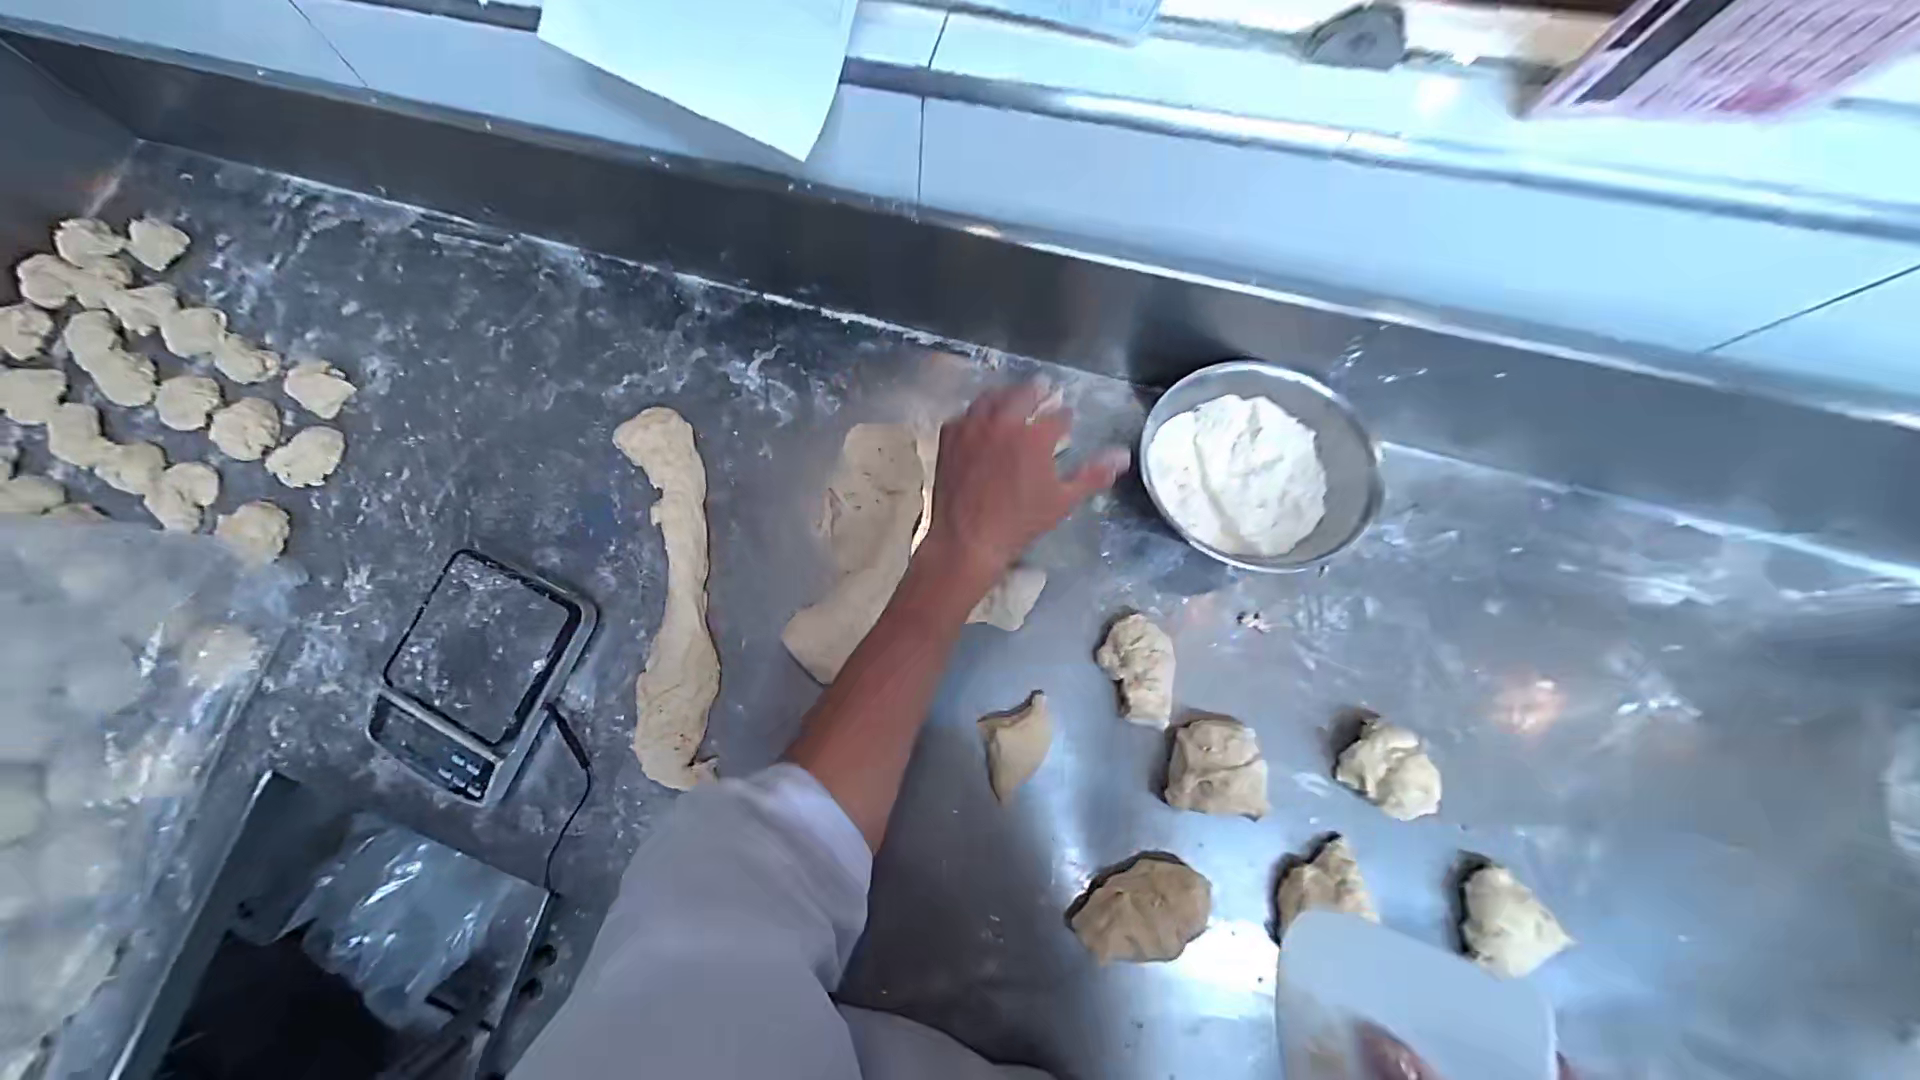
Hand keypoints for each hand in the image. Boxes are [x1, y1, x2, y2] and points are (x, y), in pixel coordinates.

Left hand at [921, 380, 1128, 587]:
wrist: (966, 537)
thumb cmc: (1019, 522)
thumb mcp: (1062, 500)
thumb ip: (1093, 474)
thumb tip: (1123, 455)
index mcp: (1035, 435)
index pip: (1058, 416)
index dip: (1065, 416)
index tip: (1067, 418)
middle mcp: (1003, 421)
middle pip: (1024, 394)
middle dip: (1038, 391)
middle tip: (1044, 388)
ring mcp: (973, 426)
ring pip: (992, 398)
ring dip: (1006, 395)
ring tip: (1013, 398)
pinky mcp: (949, 436)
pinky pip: (965, 415)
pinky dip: (977, 414)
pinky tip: (980, 421)